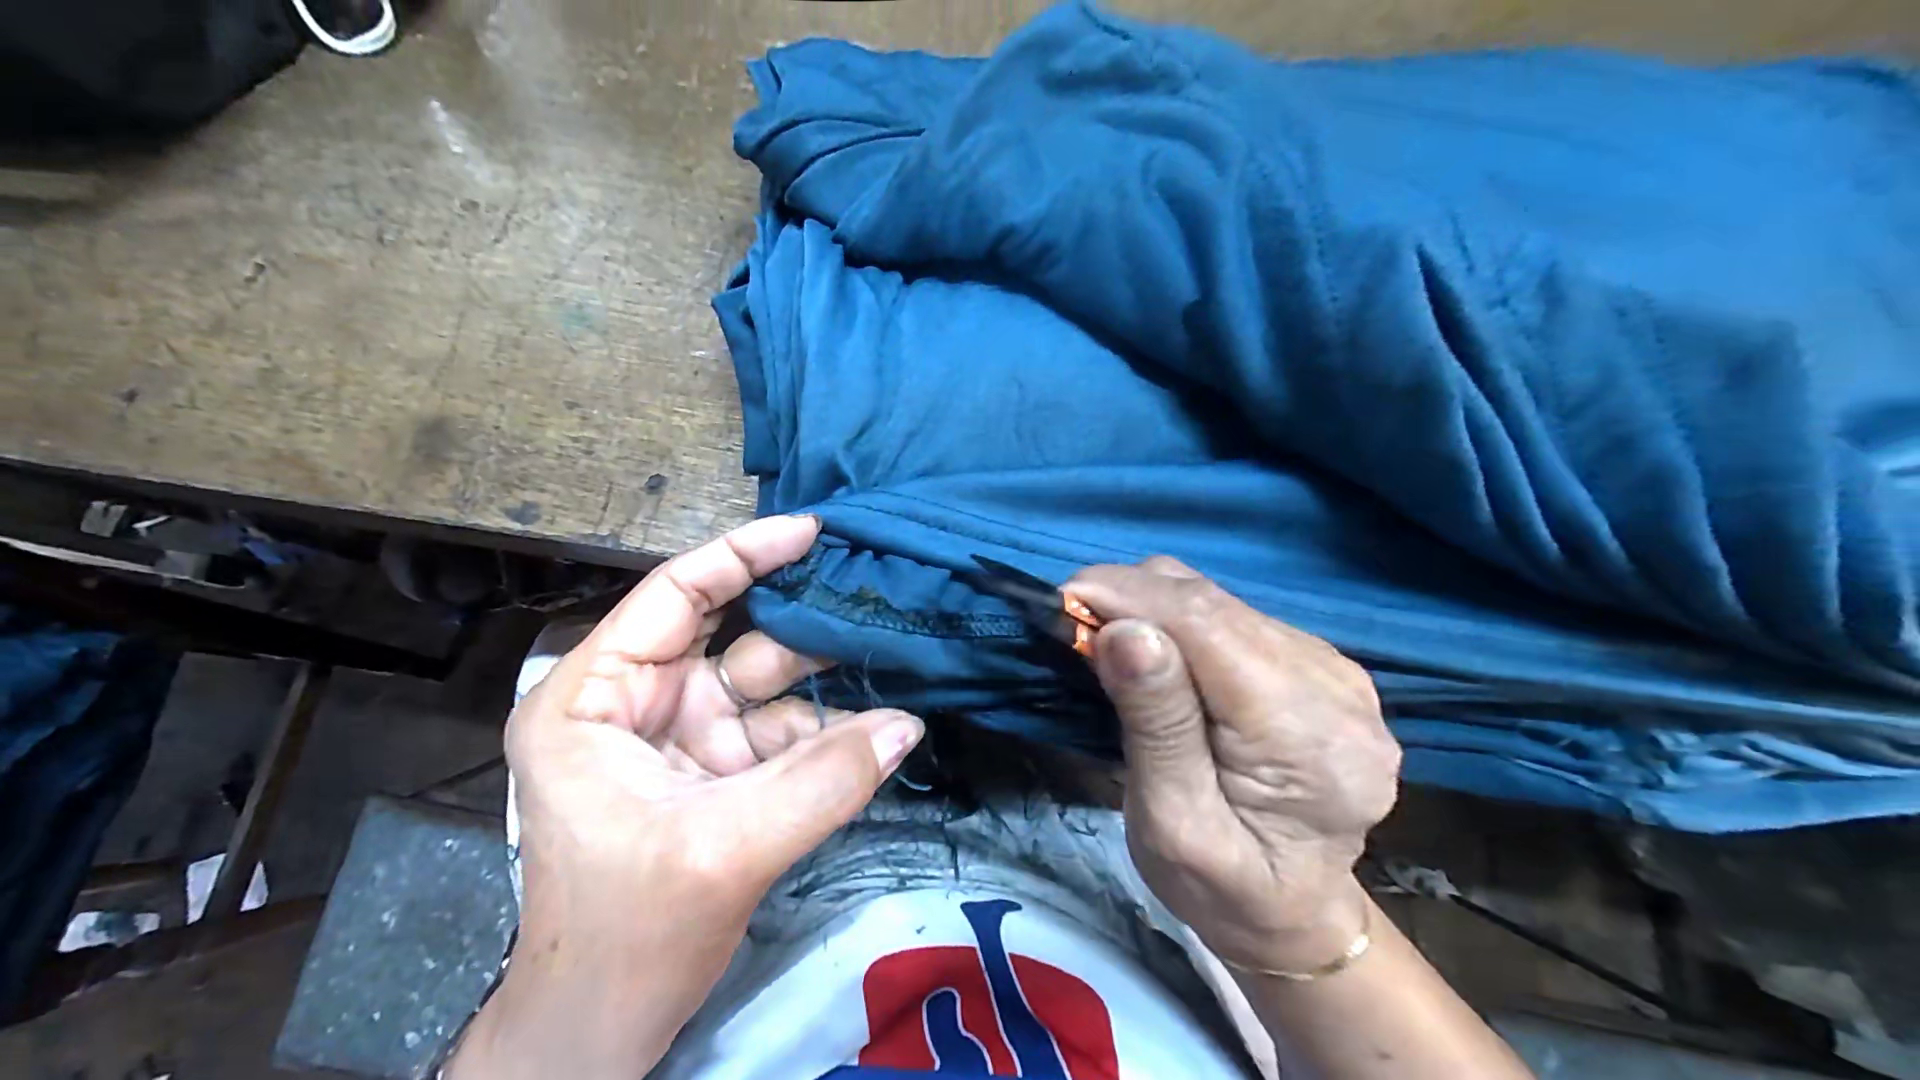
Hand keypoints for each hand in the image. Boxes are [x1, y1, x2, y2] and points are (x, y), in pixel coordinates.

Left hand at [456, 515, 922, 1077]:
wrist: (607, 1026)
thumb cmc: (627, 934)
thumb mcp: (725, 850)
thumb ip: (820, 783)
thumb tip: (907, 723)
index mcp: (594, 697)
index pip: (674, 596)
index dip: (742, 554)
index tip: (810, 531)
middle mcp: (638, 701)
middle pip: (728, 630)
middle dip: (796, 611)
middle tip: (864, 580)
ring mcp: (684, 734)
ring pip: (767, 682)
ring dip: (826, 672)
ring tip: (891, 643)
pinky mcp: (721, 769)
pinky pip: (785, 730)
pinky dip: (830, 726)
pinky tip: (882, 722)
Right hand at [1068, 557, 1400, 973]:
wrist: (1290, 912)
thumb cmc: (1221, 886)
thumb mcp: (1171, 821)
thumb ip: (1155, 724)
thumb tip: (1125, 632)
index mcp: (1309, 739)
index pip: (1209, 627)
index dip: (1129, 597)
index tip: (1060, 598)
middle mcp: (1337, 689)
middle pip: (1216, 604)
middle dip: (1132, 598)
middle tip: (1072, 625)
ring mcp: (1335, 670)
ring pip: (1221, 600)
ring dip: (1153, 609)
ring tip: (1112, 646)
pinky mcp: (1319, 663)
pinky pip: (1233, 614)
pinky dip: (1180, 623)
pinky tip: (1160, 659)